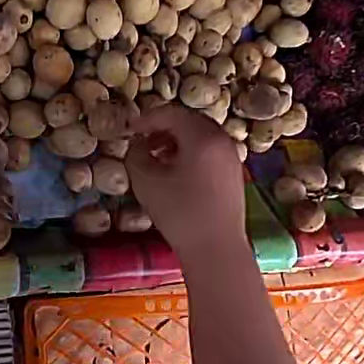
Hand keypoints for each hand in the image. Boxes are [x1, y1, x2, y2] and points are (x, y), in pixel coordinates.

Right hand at [126, 103, 247, 261]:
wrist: (216, 249)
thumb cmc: (180, 214)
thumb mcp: (146, 182)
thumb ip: (136, 155)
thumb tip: (138, 145)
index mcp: (202, 137)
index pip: (171, 114)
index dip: (147, 118)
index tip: (130, 129)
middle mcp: (222, 140)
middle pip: (189, 121)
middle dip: (163, 127)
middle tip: (142, 140)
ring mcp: (231, 157)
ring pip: (200, 136)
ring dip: (176, 140)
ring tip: (156, 156)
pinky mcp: (234, 173)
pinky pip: (209, 150)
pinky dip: (190, 152)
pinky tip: (175, 171)